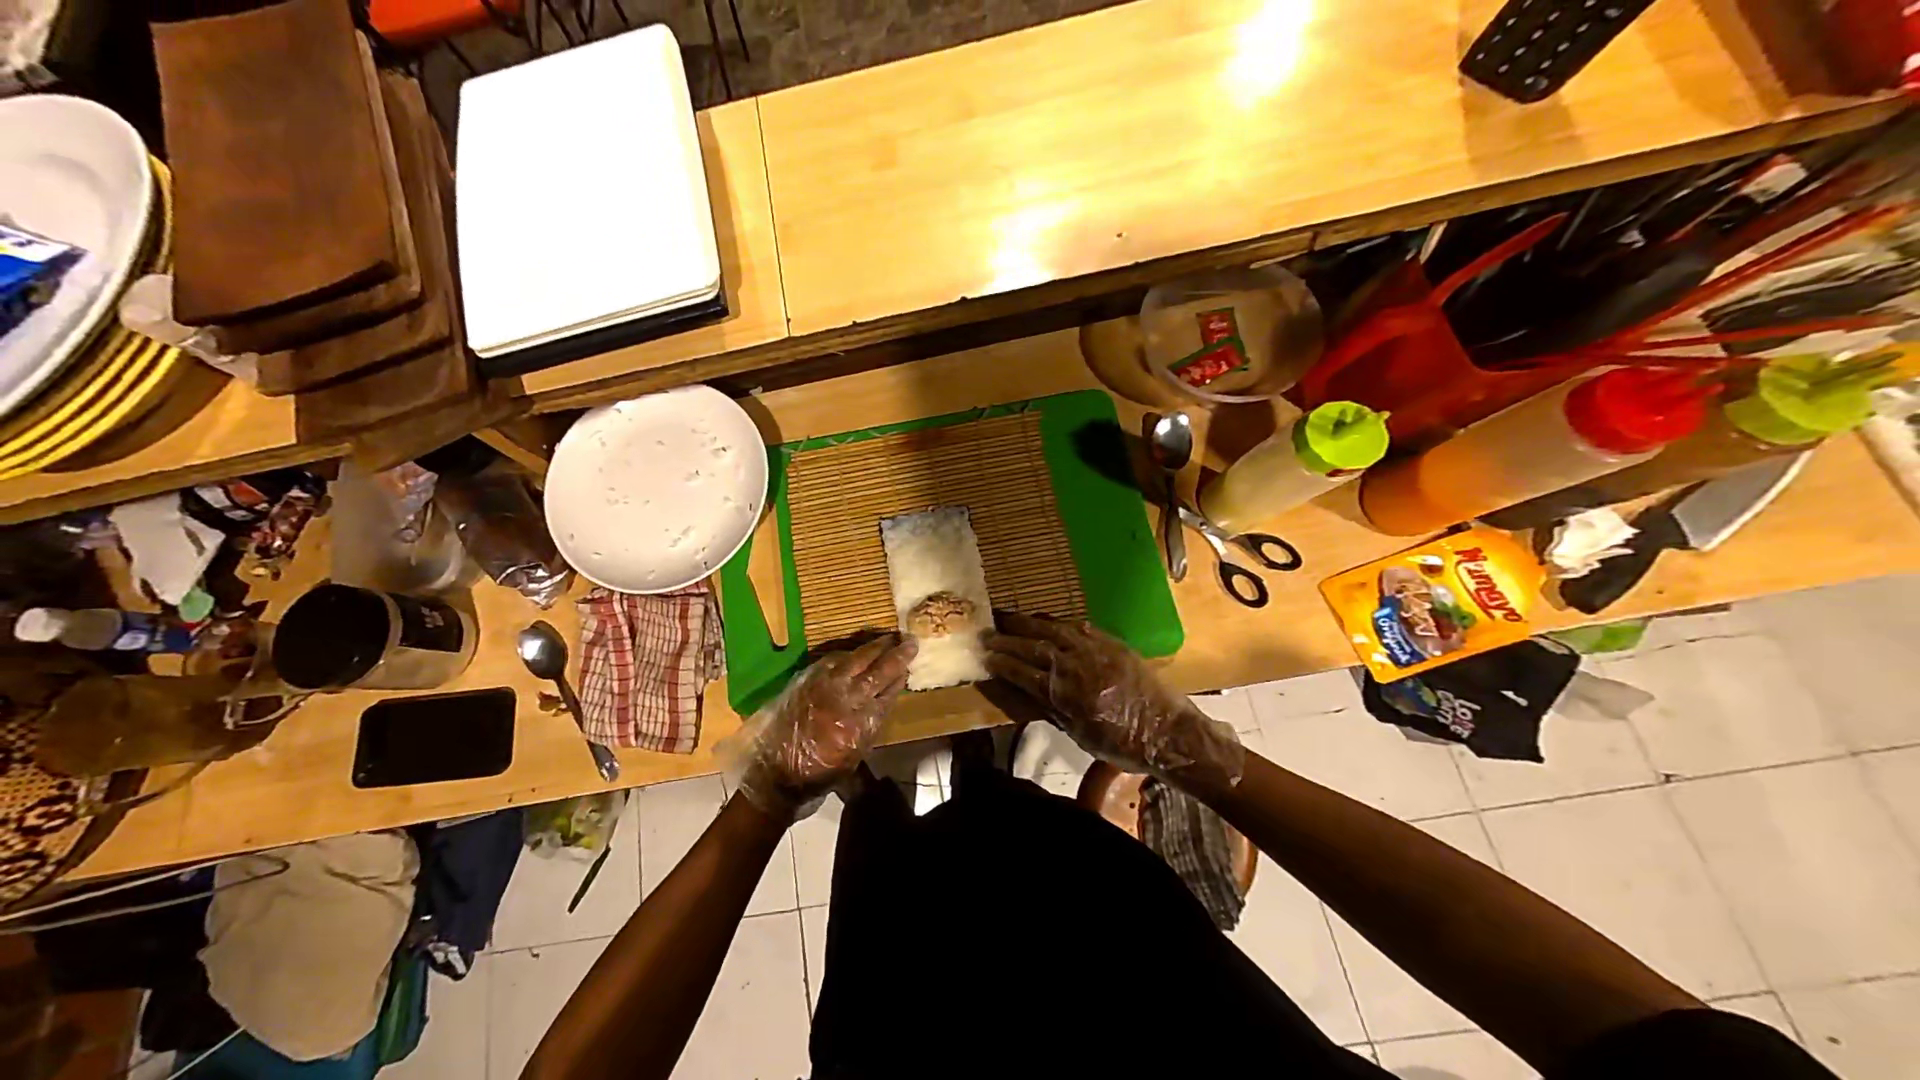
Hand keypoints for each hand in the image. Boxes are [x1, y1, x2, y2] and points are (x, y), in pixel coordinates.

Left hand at [735, 635, 916, 817]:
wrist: (775, 773)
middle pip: (877, 672)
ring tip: (888, 638)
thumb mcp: (854, 756)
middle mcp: (845, 700)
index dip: (900, 678)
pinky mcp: (807, 679)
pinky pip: (833, 660)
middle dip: (896, 655)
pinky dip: (848, 654)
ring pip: (856, 659)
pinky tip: (856, 651)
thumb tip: (883, 701)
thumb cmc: (819, 773)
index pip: (888, 694)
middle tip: (910, 640)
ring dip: (875, 647)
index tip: (910, 666)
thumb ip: (870, 726)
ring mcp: (825, 686)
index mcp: (860, 724)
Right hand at [985, 612, 1243, 793]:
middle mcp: (1076, 667)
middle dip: (1007, 639)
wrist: (1167, 732)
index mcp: (1065, 695)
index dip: (1003, 663)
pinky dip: (1059, 623)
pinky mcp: (1112, 643)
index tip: (985, 656)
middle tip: (987, 632)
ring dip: (1028, 623)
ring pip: (1053, 630)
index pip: (1023, 673)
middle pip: (1034, 647)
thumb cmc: (1123, 745)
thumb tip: (1026, 691)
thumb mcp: (1080, 736)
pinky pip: (1079, 627)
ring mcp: (1095, 651)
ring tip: (1008, 617)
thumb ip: (1052, 710)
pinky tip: (1047, 621)